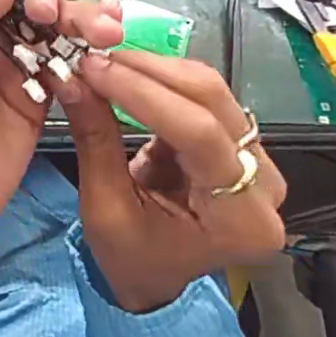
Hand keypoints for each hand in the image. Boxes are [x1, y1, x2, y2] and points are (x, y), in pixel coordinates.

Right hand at [51, 52, 286, 313]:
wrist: (155, 279)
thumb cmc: (131, 258)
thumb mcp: (105, 207)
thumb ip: (95, 139)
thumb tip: (71, 78)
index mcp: (240, 218)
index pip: (197, 133)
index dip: (143, 92)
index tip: (93, 68)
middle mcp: (265, 184)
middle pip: (212, 101)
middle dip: (148, 71)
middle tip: (95, 58)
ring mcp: (258, 161)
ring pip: (211, 91)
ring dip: (154, 69)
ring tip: (106, 63)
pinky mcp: (240, 144)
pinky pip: (203, 97)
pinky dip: (161, 80)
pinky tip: (126, 74)